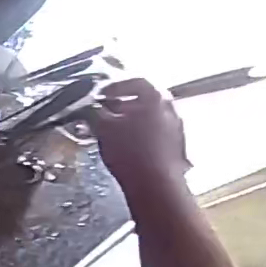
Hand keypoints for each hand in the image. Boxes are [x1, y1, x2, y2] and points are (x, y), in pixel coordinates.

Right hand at [88, 79, 190, 197]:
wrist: (156, 184)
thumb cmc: (129, 151)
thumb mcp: (103, 128)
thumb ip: (94, 112)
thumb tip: (88, 107)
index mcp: (155, 97)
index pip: (135, 81)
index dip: (115, 87)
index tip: (101, 95)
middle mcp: (170, 108)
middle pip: (144, 100)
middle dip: (122, 106)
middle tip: (105, 113)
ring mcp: (176, 128)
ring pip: (150, 117)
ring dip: (132, 121)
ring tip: (113, 132)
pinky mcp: (177, 147)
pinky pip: (155, 134)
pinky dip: (141, 135)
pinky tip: (128, 147)